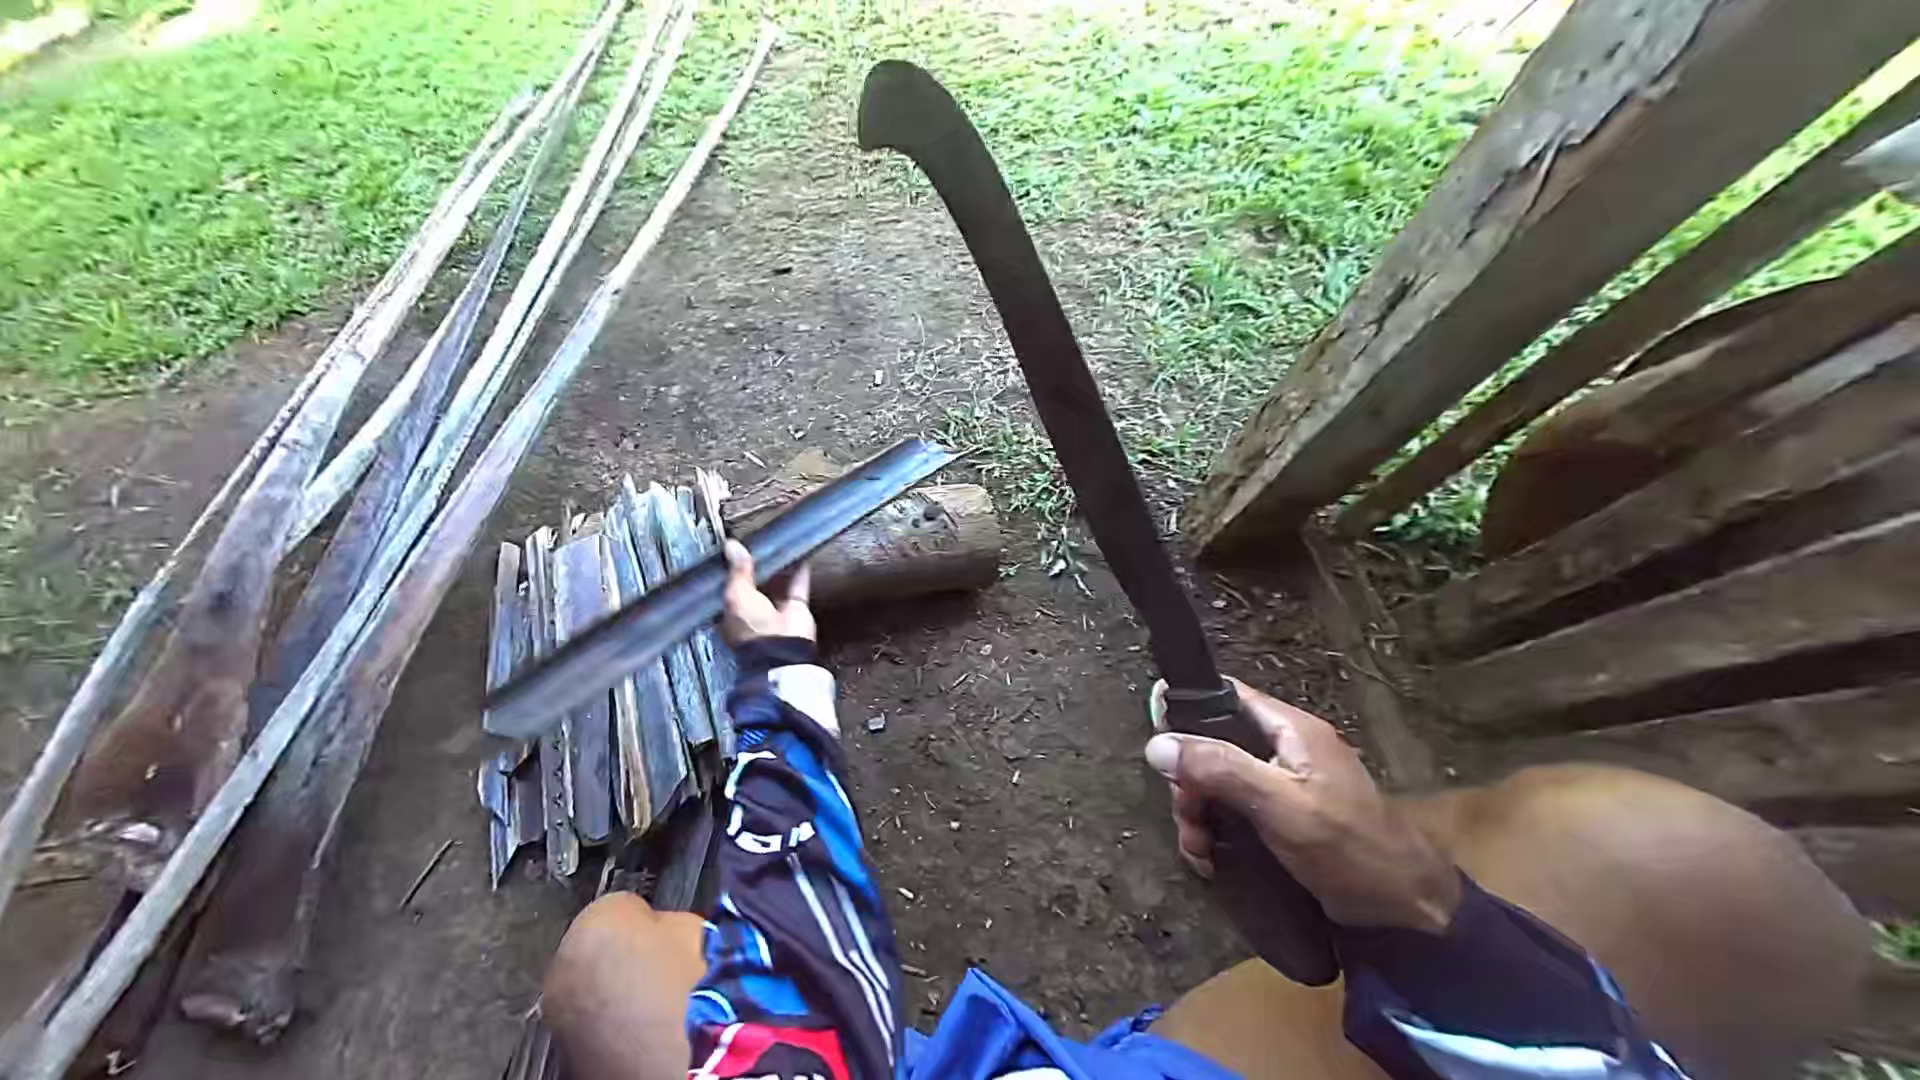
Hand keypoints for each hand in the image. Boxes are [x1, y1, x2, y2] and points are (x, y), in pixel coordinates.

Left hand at [721, 539, 814, 645]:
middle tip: (759, 545)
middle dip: (758, 565)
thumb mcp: (736, 594)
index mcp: (732, 612)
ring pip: (778, 582)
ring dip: (779, 566)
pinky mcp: (797, 608)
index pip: (732, 586)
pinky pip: (799, 584)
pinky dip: (800, 570)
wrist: (781, 650)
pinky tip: (799, 556)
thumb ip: (737, 571)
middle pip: (756, 583)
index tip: (737, 550)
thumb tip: (733, 548)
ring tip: (778, 546)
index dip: (734, 569)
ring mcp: (777, 610)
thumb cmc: (752, 631)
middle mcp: (754, 612)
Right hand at [1144, 677, 1460, 933]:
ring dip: (1198, 812)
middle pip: (1212, 744)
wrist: (1407, 915)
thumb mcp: (1279, 803)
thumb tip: (1156, 744)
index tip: (1160, 742)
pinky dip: (1214, 830)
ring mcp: (1279, 783)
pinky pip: (1230, 809)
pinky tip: (1210, 858)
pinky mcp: (1278, 816)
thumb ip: (1220, 768)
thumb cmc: (1348, 847)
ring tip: (1198, 849)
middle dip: (1190, 781)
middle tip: (1186, 815)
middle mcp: (1280, 748)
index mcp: (1287, 728)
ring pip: (1216, 781)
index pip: (1225, 695)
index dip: (1187, 710)